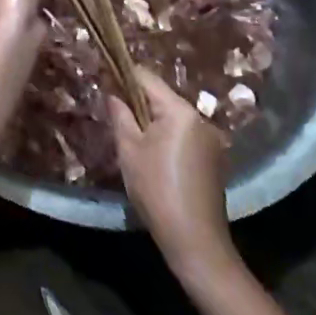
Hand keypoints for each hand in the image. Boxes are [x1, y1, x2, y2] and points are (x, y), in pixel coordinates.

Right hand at [109, 68, 233, 272]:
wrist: (194, 238)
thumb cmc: (155, 187)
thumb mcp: (128, 148)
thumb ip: (120, 114)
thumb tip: (112, 93)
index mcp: (180, 112)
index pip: (147, 78)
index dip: (122, 76)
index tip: (103, 80)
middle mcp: (201, 120)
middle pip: (161, 97)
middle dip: (136, 101)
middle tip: (111, 112)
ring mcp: (211, 140)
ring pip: (172, 117)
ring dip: (150, 120)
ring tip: (129, 135)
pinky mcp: (213, 158)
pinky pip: (183, 134)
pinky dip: (164, 136)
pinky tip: (151, 154)